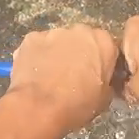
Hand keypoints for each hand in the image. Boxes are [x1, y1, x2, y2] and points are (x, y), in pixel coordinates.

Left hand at [5, 24, 120, 138]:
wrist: (40, 107)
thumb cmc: (77, 105)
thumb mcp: (104, 98)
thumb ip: (106, 81)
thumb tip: (102, 82)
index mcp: (104, 42)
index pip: (106, 47)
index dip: (100, 61)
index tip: (95, 75)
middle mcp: (81, 31)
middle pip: (81, 39)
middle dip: (78, 53)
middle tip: (72, 75)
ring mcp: (54, 32)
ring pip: (58, 41)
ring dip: (56, 53)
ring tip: (49, 76)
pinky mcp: (31, 38)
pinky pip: (37, 45)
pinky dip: (36, 56)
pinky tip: (33, 73)